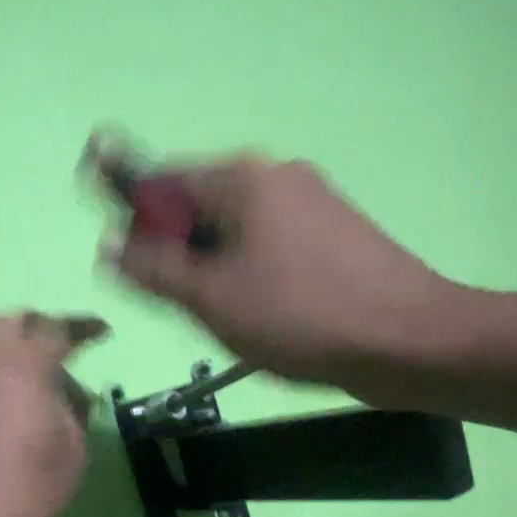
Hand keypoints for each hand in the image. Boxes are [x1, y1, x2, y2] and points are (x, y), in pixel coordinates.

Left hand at [0, 312, 107, 516]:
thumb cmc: (27, 489)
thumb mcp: (73, 447)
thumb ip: (72, 405)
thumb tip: (64, 390)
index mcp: (22, 356)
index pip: (59, 327)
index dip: (84, 328)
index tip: (100, 333)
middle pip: (14, 323)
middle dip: (39, 333)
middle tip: (58, 356)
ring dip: (4, 348)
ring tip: (24, 376)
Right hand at [99, 147, 469, 397]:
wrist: (408, 341)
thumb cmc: (300, 316)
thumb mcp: (211, 299)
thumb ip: (153, 270)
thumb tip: (109, 245)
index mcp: (242, 177)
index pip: (160, 181)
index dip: (132, 220)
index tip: (129, 269)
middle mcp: (277, 175)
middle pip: (199, 207)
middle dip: (178, 254)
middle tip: (184, 308)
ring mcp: (313, 203)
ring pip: (235, 233)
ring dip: (215, 271)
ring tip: (229, 321)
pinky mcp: (336, 236)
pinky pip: (271, 248)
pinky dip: (252, 276)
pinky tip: (266, 318)